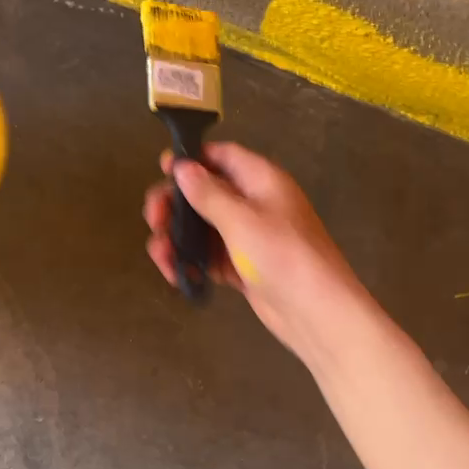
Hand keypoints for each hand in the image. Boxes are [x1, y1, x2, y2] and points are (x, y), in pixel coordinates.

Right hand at [144, 143, 377, 364]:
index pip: (222, 157)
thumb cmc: (281, 255)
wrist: (315, 311)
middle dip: (175, 204)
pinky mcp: (242, 265)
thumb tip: (183, 167)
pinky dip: (190, 261)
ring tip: (159, 254)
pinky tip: (173, 272)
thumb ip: (208, 193)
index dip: (192, 160)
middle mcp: (253, 204)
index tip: (163, 169)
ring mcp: (247, 237)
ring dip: (177, 237)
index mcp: (260, 181)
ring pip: (202, 228)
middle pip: (205, 193)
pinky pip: (208, 256)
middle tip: (153, 220)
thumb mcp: (241, 220)